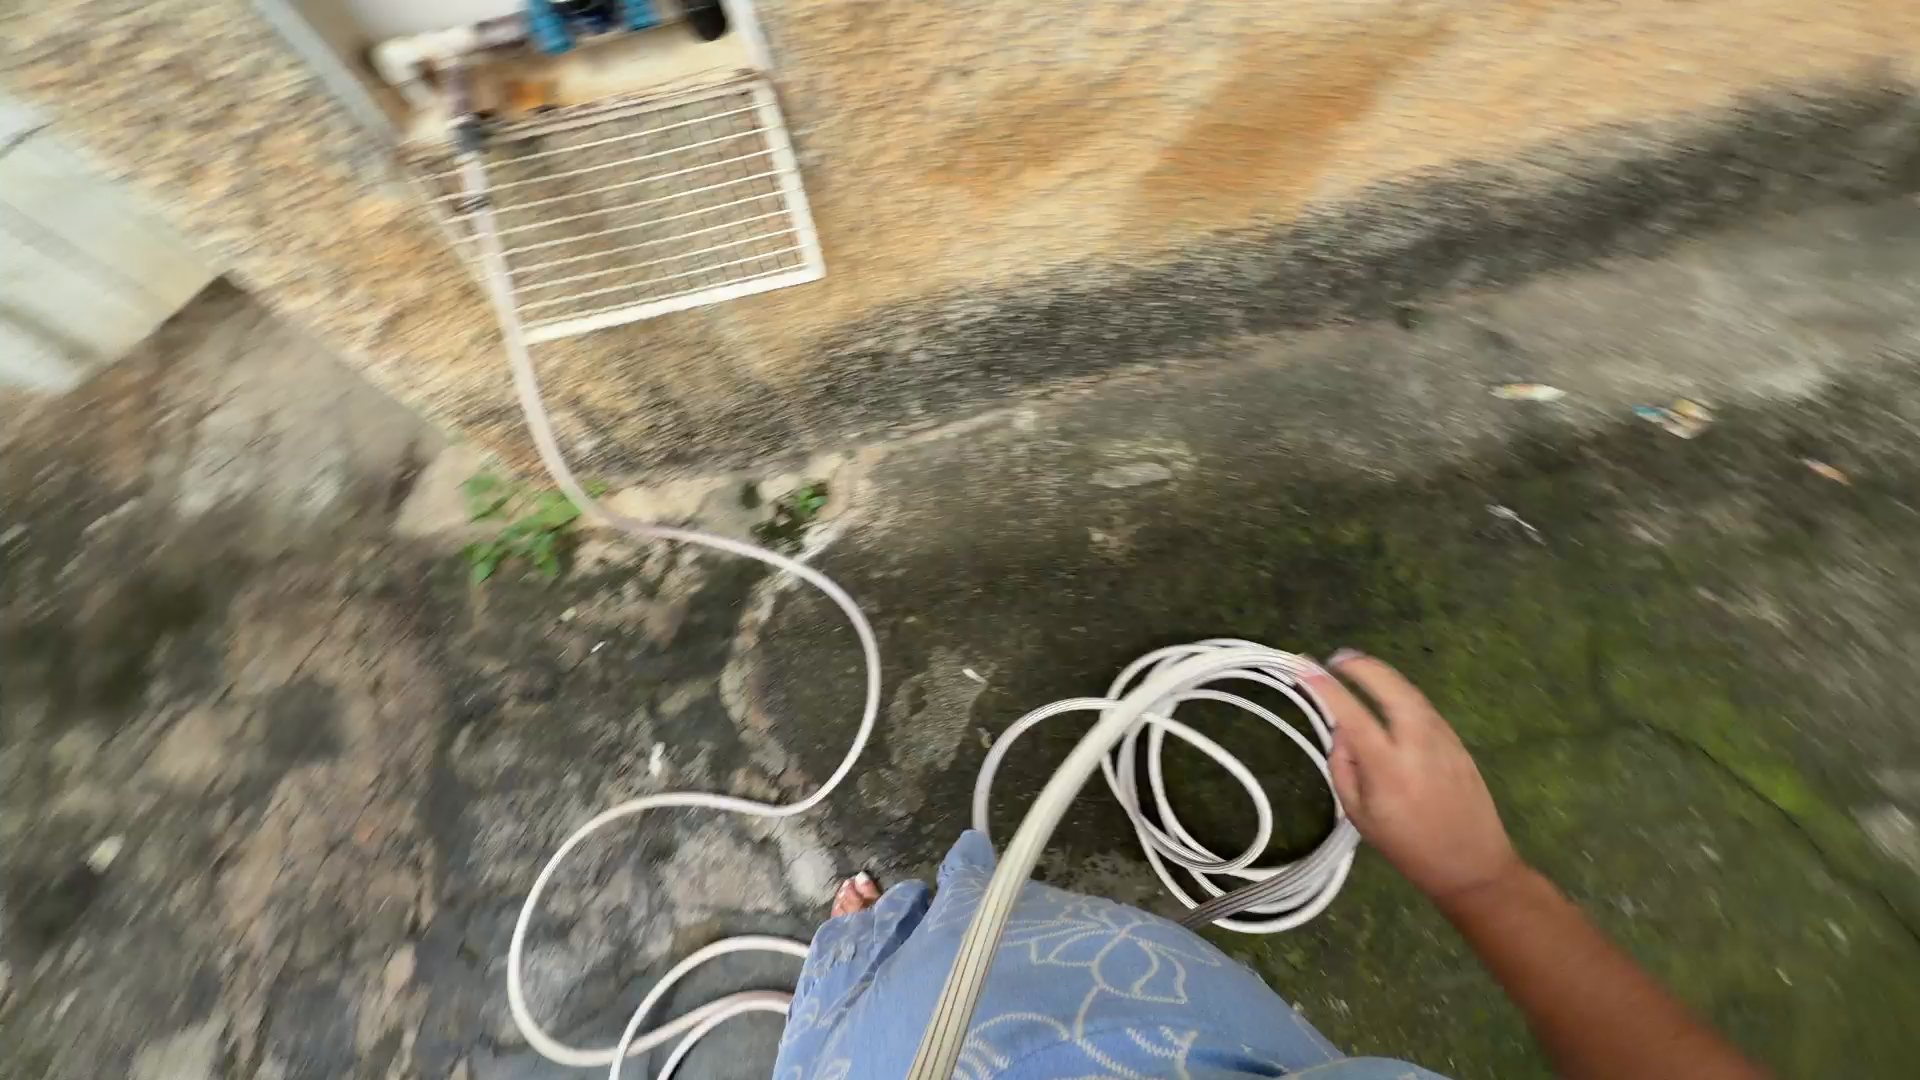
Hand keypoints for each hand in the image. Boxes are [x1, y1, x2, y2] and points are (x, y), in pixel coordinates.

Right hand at [1309, 651, 1522, 903]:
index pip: (1352, 715)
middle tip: (1337, 658)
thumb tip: (1341, 731)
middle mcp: (1419, 746)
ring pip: (1411, 694)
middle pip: (1392, 689)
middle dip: (1363, 667)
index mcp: (1388, 768)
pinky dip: (1401, 694)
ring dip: (1383, 676)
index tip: (1306, 669)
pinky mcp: (1459, 744)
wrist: (1475, 868)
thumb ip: (1343, 766)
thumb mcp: (1358, 813)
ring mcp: (1444, 742)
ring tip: (1357, 667)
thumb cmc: (1406, 847)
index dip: (1326, 689)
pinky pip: (1425, 709)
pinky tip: (1387, 695)